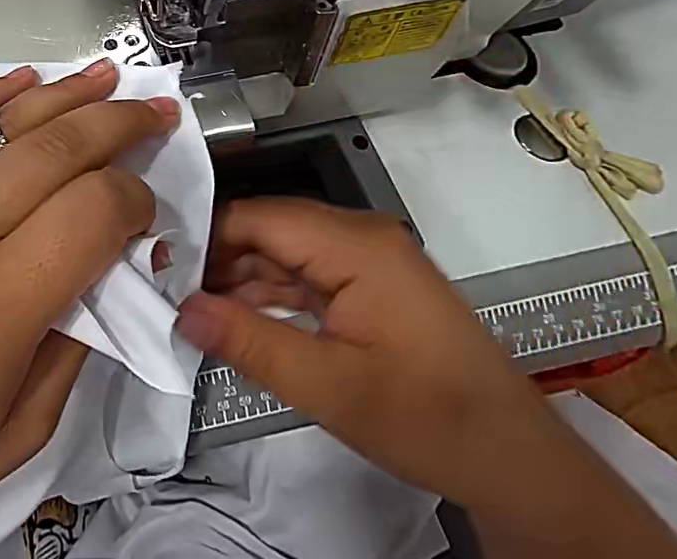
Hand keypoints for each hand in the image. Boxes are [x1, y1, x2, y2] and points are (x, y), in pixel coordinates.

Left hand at [0, 61, 178, 558]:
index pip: (92, 211)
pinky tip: (24, 80)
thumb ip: (78, 339)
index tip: (147, 215)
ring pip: (4, 122)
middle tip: (157, 112)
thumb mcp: (20, 426)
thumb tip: (114, 267)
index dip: (135, 200)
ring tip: (107, 75)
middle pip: (57, 148)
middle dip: (119, 123)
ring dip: (64, 94)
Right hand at [177, 198, 676, 556]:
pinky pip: (307, 275)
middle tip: (172, 289)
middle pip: (270, 229)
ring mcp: (368, 260)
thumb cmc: (428, 418)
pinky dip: (272, 294)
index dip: (207, 236)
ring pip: (285, 252)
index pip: (259, 217)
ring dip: (243, 279)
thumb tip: (183, 311)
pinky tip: (240, 317)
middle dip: (220, 258)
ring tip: (195, 307)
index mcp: (355, 245)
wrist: (512, 459)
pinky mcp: (370, 284)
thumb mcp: (330, 387)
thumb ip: (251, 343)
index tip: (164, 263)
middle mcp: (360, 237)